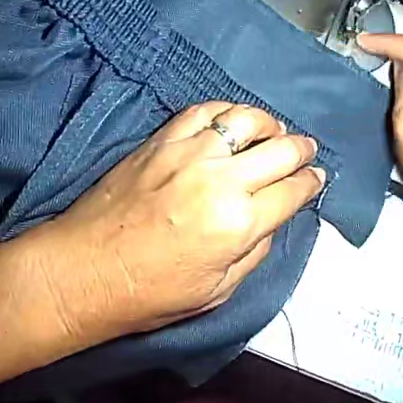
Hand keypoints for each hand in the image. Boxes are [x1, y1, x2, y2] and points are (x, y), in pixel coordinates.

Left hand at [24, 102, 324, 342]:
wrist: (87, 269)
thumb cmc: (149, 292)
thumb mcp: (218, 290)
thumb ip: (255, 250)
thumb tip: (271, 218)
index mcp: (239, 223)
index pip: (293, 191)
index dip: (311, 183)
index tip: (316, 178)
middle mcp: (220, 180)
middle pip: (280, 150)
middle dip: (301, 150)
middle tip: (305, 152)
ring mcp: (188, 154)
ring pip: (246, 120)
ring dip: (269, 124)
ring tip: (273, 131)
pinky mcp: (161, 140)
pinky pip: (203, 111)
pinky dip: (225, 111)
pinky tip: (231, 121)